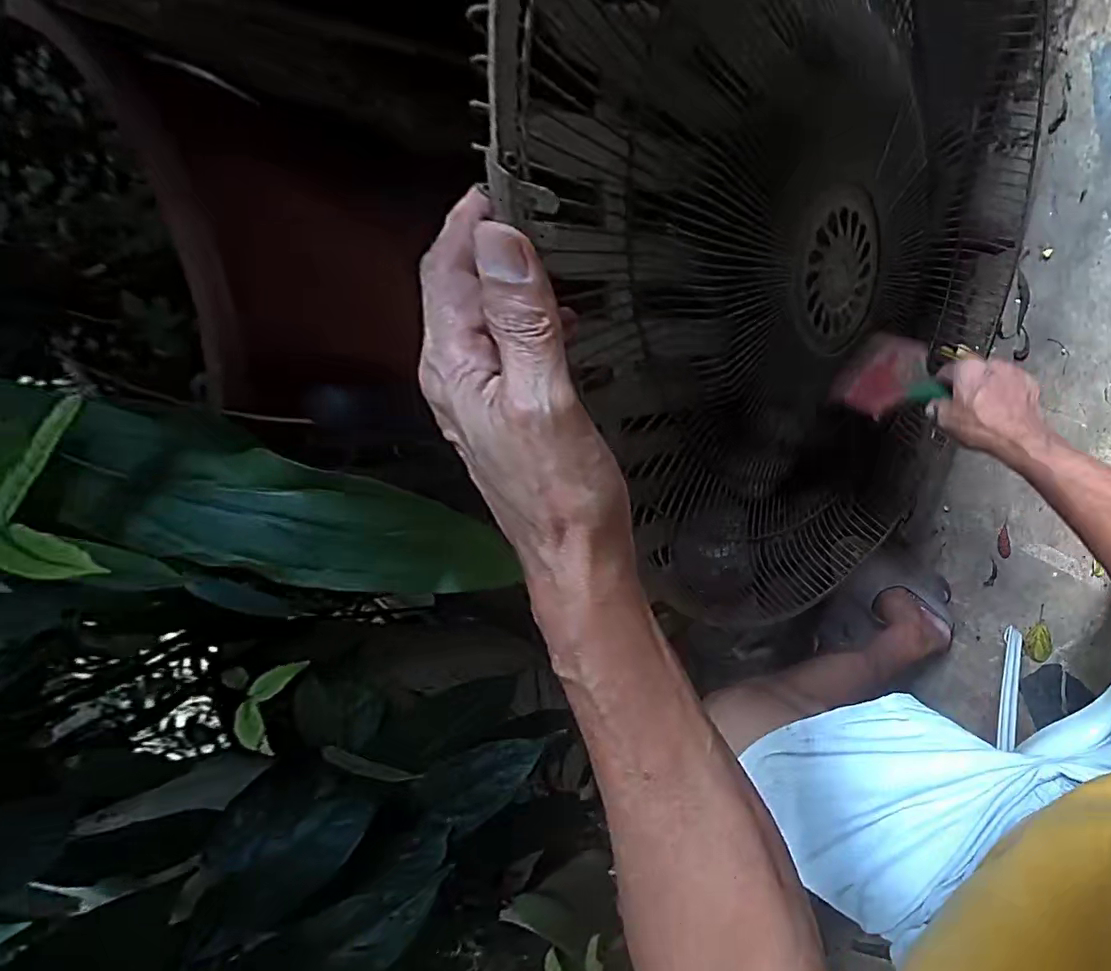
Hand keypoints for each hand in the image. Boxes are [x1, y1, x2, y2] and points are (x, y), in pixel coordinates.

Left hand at [418, 189, 630, 584]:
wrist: (576, 555)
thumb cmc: (565, 491)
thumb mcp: (547, 399)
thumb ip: (524, 322)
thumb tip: (502, 242)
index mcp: (456, 367)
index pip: (446, 274)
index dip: (466, 227)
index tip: (495, 187)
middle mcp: (456, 380)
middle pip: (453, 292)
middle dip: (479, 245)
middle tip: (520, 212)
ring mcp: (478, 402)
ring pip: (478, 321)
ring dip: (502, 283)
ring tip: (540, 260)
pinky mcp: (505, 418)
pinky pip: (502, 351)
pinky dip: (522, 322)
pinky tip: (554, 327)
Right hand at [931, 348, 1056, 465]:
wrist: (1022, 439)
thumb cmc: (989, 429)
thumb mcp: (949, 423)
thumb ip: (938, 409)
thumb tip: (934, 407)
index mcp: (966, 368)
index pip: (946, 371)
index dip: (940, 385)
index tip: (939, 393)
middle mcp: (989, 364)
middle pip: (972, 373)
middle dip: (968, 388)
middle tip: (965, 408)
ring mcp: (1011, 372)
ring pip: (993, 378)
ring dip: (989, 390)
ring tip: (987, 414)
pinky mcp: (1027, 382)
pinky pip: (1011, 386)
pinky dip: (1007, 396)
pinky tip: (1003, 413)